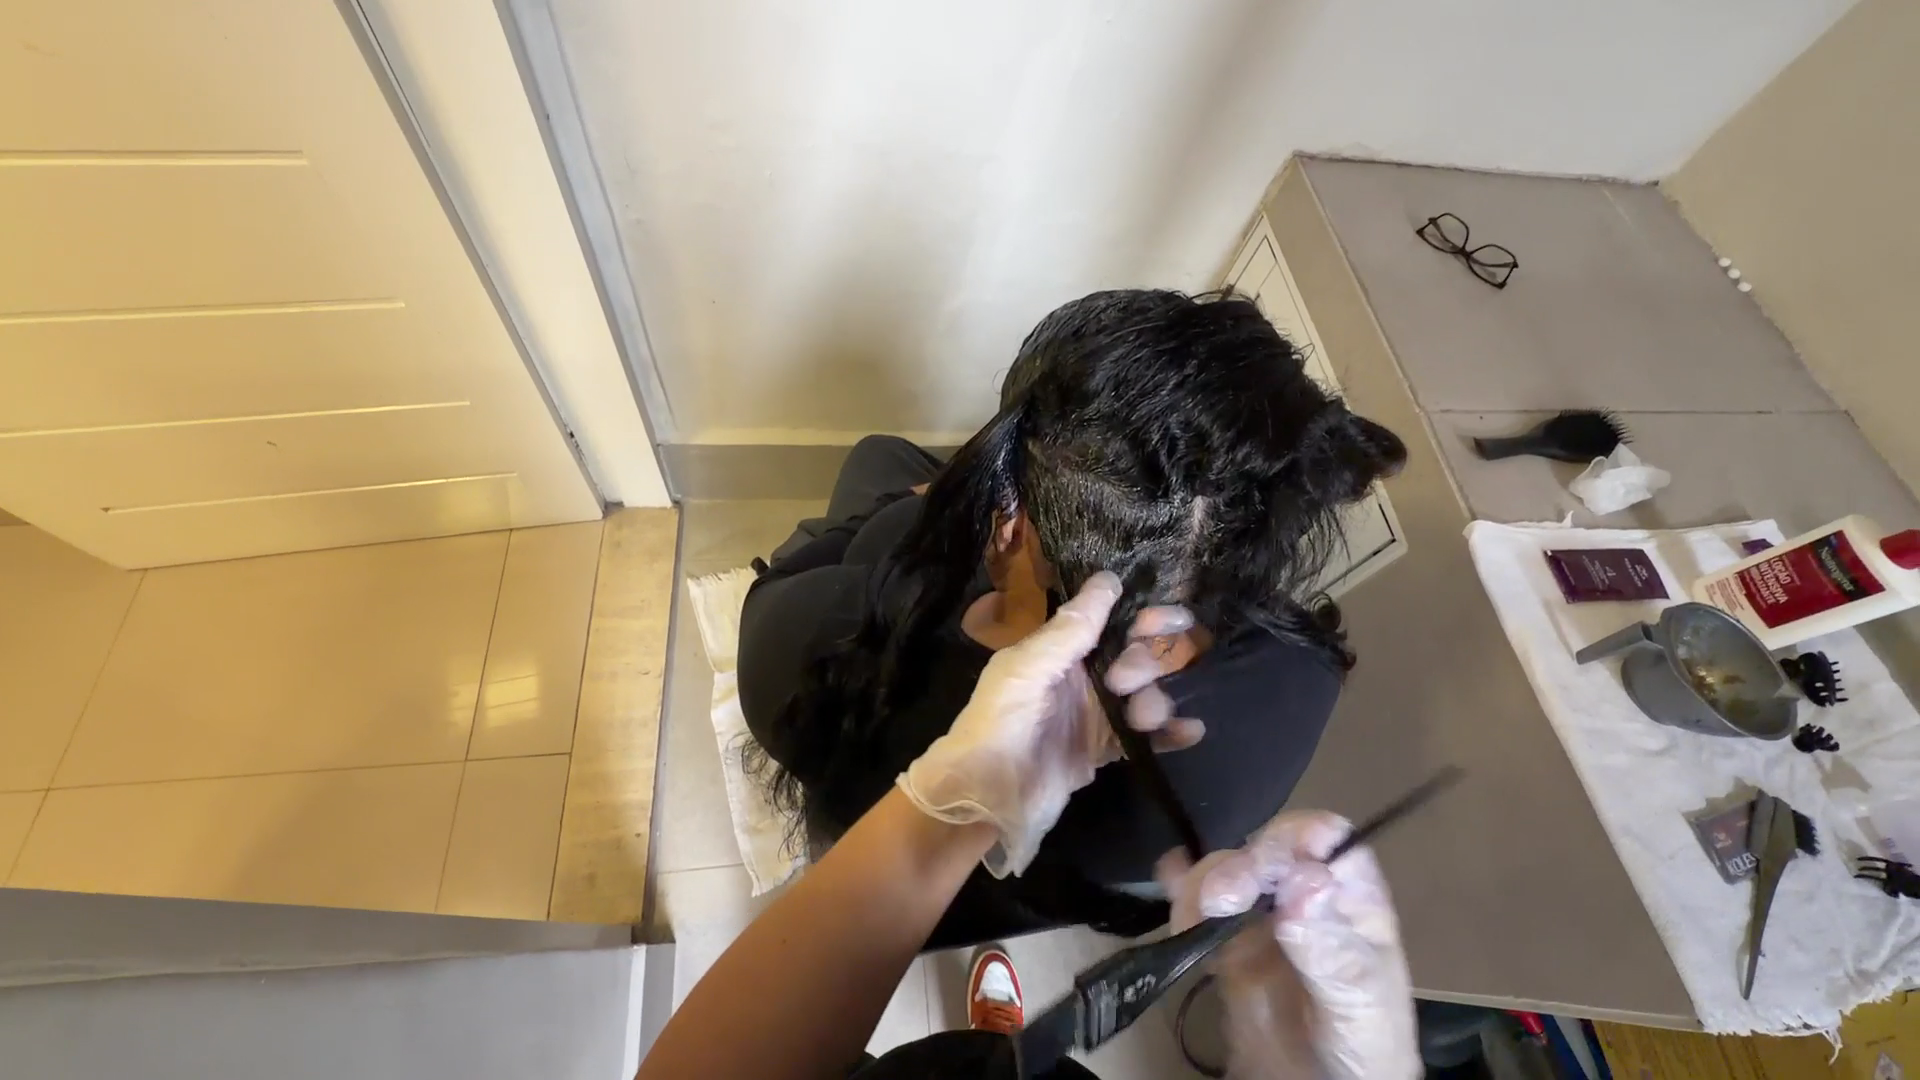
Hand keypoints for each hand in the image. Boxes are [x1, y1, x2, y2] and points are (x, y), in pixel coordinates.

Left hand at [898, 572, 1199, 876]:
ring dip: (1154, 700)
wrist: (988, 797)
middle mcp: (1078, 678)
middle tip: (1127, 681)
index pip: (1107, 623)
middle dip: (1143, 663)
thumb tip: (1108, 580)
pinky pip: (1144, 737)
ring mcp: (1092, 716)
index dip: (1141, 618)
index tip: (1176, 618)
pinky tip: (1189, 732)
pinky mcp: (1102, 751)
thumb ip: (1071, 630)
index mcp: (1057, 652)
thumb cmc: (1001, 722)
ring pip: (1142, 696)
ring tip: (1144, 717)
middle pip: (1132, 658)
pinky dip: (1168, 734)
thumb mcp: (1029, 668)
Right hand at [1159, 812, 1418, 1079]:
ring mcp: (1259, 921)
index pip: (1331, 845)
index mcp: (1352, 907)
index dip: (1302, 836)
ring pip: (1226, 871)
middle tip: (1222, 898)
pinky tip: (1170, 880)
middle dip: (1242, 864)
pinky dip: (1178, 886)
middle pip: (1268, 851)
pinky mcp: (1221, 943)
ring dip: (1205, 882)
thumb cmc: (1362, 1058)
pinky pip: (1194, 902)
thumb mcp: (1361, 1010)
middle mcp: (1302, 901)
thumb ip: (1333, 953)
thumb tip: (1307, 882)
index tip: (1273, 855)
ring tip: (1194, 918)